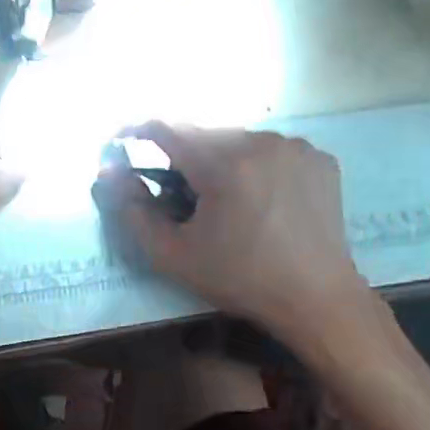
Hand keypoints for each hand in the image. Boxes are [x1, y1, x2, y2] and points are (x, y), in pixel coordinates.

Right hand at [94, 123, 373, 342]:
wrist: (315, 298)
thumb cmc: (239, 280)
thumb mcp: (173, 256)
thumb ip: (134, 211)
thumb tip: (109, 172)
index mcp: (224, 165)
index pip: (169, 131)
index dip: (139, 131)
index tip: (123, 139)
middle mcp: (262, 142)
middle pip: (205, 135)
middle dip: (185, 156)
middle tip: (180, 192)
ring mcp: (296, 148)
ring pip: (240, 140)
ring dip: (222, 159)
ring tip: (224, 199)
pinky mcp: (319, 159)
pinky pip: (273, 150)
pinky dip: (256, 166)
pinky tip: (261, 199)